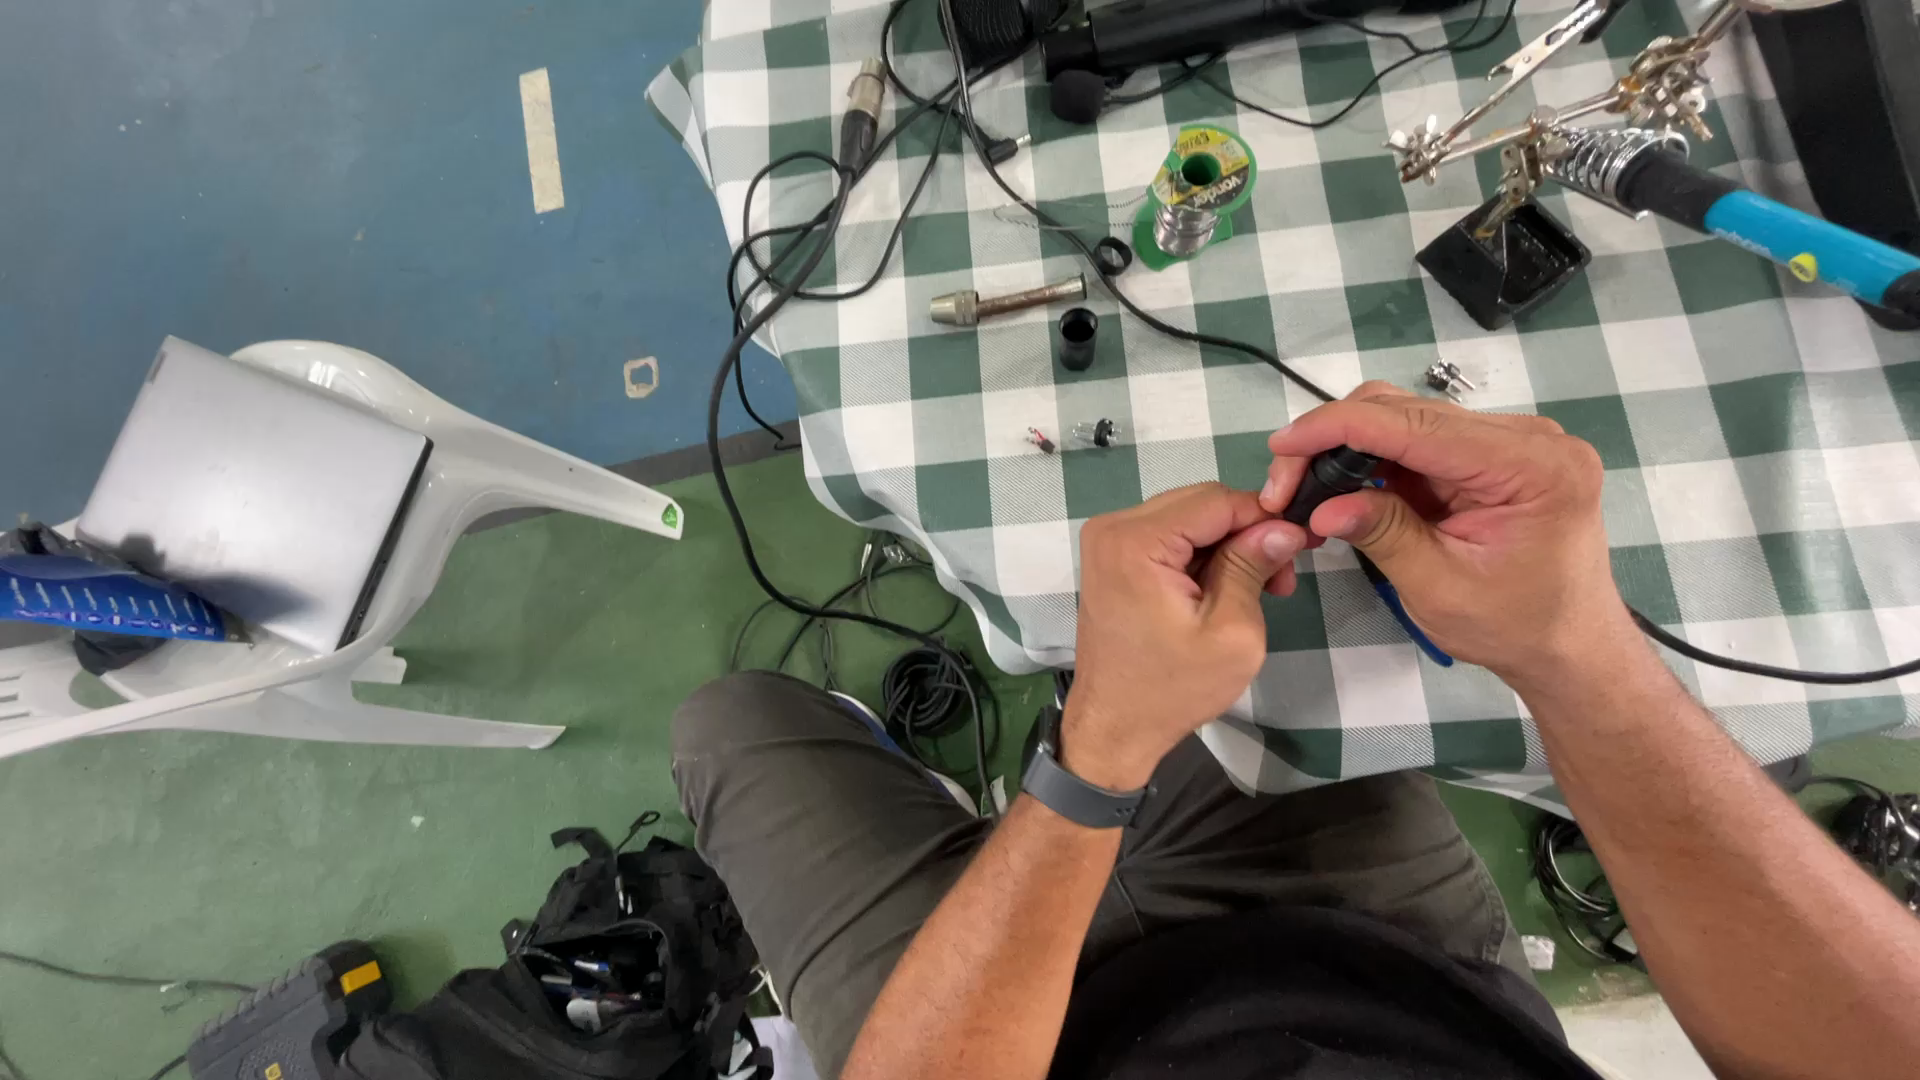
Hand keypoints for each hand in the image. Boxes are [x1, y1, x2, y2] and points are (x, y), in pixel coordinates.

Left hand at [1062, 483, 1306, 791]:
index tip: (1301, 546)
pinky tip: (1225, 586)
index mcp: (1135, 541)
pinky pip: (1167, 536)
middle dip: (1247, 531)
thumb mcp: (1231, 632)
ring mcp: (1108, 541)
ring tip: (1261, 587)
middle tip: (1282, 575)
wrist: (1114, 724)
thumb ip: (1252, 567)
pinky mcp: (1112, 558)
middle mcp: (1113, 528)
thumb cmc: (1172, 688)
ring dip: (1227, 543)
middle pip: (1199, 503)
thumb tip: (1284, 526)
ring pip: (1186, 517)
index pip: (1216, 500)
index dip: (1265, 517)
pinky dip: (1201, 554)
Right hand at [1260, 382, 1630, 687]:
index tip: (1279, 446)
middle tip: (1284, 489)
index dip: (1337, 427)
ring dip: (1342, 447)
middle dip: (1331, 439)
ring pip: (1399, 418)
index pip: (1414, 425)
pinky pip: (1409, 440)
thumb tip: (1322, 507)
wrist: (1568, 646)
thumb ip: (1384, 535)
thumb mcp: (1439, 587)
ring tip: (1303, 489)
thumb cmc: (1514, 626)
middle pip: (1402, 410)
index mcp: (1529, 466)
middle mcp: (1523, 438)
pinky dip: (1364, 459)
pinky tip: (1338, 487)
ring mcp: (1504, 443)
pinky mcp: (1482, 455)